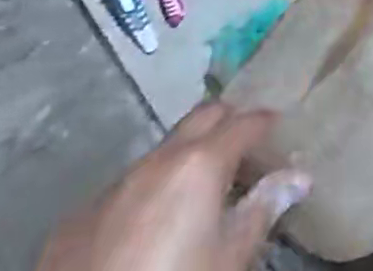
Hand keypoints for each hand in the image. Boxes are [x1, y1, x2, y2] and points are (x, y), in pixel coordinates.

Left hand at [36, 102, 310, 270]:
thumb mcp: (230, 255)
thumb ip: (264, 208)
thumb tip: (298, 178)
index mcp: (201, 161)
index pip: (249, 121)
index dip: (270, 124)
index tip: (281, 135)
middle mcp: (157, 160)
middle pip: (204, 115)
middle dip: (228, 123)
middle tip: (245, 149)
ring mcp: (111, 187)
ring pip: (161, 152)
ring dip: (185, 159)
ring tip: (196, 192)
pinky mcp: (74, 220)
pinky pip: (123, 188)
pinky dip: (146, 193)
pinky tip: (147, 227)